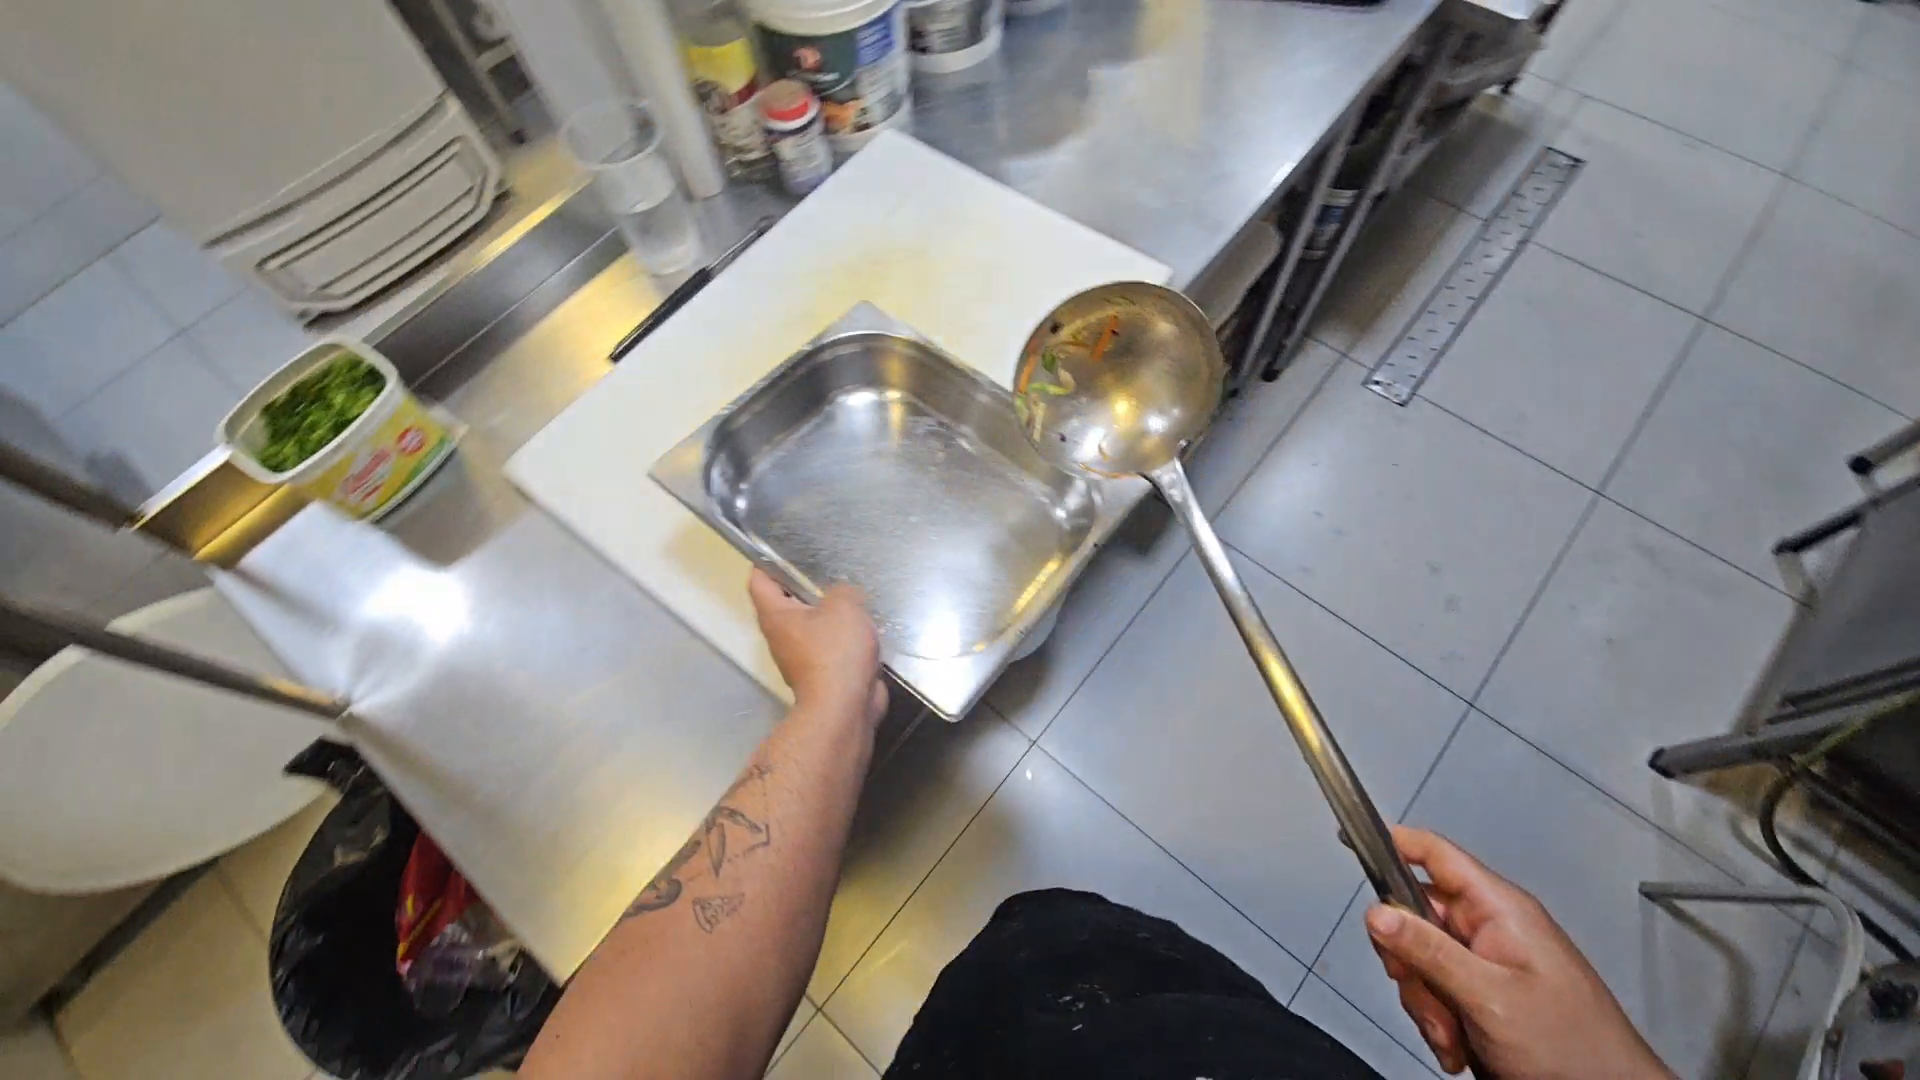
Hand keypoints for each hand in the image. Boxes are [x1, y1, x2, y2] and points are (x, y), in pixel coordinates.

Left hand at [749, 568, 887, 725]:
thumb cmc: (836, 651)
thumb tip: (842, 593)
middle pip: (788, 601)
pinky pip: (831, 644)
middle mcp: (781, 635)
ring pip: (813, 624)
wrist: (845, 707)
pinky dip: (844, 635)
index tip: (788, 548)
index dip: (769, 561)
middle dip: (807, 585)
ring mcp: (801, 656)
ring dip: (830, 612)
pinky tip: (865, 626)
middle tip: (830, 569)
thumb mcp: (844, 606)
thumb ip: (842, 590)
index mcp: (776, 615)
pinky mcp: (823, 672)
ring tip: (854, 596)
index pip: (759, 579)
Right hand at [1365, 826, 1673, 1079]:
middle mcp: (1488, 926)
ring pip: (1418, 957)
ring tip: (1453, 1037)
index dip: (1392, 842)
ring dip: (1424, 1000)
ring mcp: (1485, 961)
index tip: (1349, 841)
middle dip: (1409, 962)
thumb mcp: (1489, 997)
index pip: (1433, 854)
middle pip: (1413, 914)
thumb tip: (1375, 911)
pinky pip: (1434, 988)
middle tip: (1428, 999)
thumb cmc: (1571, 1047)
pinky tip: (1458, 1046)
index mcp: (1498, 908)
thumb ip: (1428, 950)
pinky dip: (1437, 1018)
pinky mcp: (1482, 993)